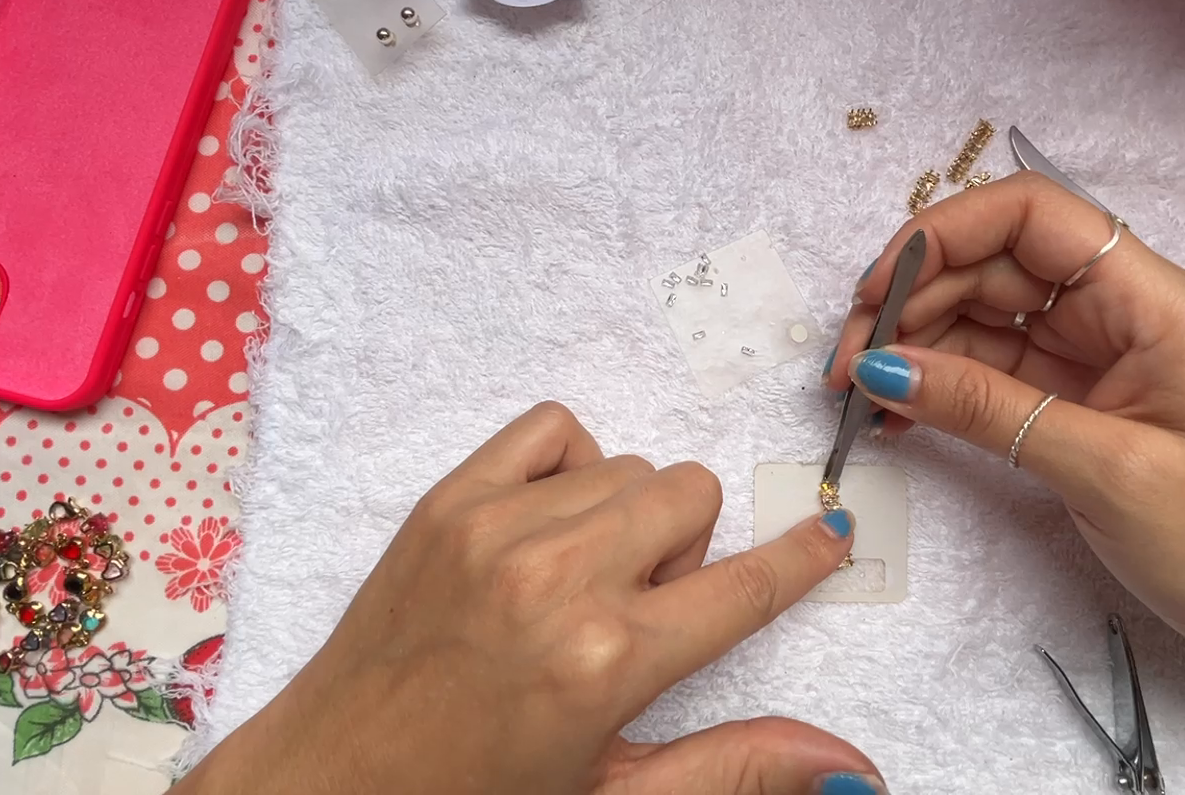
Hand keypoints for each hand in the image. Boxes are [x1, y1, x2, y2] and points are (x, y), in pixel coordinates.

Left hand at [177, 402, 884, 794]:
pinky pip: (554, 426)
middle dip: (684, 544)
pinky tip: (548, 518)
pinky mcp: (451, 495)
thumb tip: (854, 763)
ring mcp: (499, 525)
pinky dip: (571, 463)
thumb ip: (735, 770)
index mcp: (607, 662)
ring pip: (627, 465)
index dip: (800, 560)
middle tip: (637, 600)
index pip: (740, 588)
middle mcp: (559, 578)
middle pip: (686, 492)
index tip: (831, 533)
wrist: (330, 783)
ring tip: (581, 572)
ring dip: (626, 515)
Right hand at [824, 172, 1184, 696]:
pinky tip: (893, 413)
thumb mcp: (1104, 472)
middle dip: (907, 302)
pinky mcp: (1061, 385)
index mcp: (1151, 300)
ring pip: (972, 311)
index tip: (878, 289)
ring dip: (907, 344)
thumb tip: (876, 366)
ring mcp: (1083, 345)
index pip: (1034, 215)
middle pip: (987, 264)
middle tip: (846, 365)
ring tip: (856, 395)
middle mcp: (1112, 305)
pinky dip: (930, 381)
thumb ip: (984, 408)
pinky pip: (979, 362)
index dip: (947, 231)